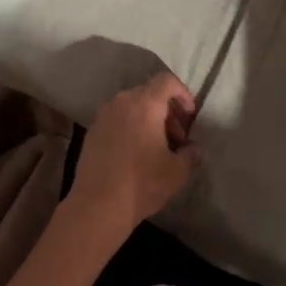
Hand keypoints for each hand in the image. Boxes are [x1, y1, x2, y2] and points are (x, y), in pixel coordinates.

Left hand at [68, 71, 201, 235]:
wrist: (98, 205)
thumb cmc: (142, 183)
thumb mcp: (177, 171)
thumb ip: (190, 154)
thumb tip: (193, 148)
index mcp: (145, 104)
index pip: (166, 81)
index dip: (182, 93)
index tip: (190, 115)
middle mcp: (122, 102)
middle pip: (149, 93)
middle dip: (167, 110)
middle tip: (177, 137)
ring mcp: (104, 115)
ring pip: (132, 106)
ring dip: (148, 119)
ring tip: (157, 147)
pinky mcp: (92, 130)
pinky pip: (117, 119)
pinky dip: (130, 126)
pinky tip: (135, 153)